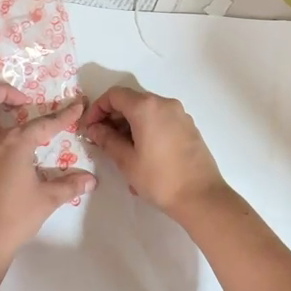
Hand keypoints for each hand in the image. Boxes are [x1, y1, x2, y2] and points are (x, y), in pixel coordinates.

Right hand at [79, 86, 225, 216]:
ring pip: (147, 111)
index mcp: (147, 107)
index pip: (115, 95)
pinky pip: (160, 119)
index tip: (89, 128)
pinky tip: (141, 152)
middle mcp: (165, 103)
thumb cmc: (159, 178)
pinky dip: (146, 128)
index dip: (97, 109)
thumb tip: (94, 129)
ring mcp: (180, 114)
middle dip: (113, 117)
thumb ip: (107, 140)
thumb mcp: (127, 161)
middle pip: (132, 101)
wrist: (201, 195)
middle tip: (101, 140)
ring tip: (120, 150)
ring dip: (129, 124)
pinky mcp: (188, 126)